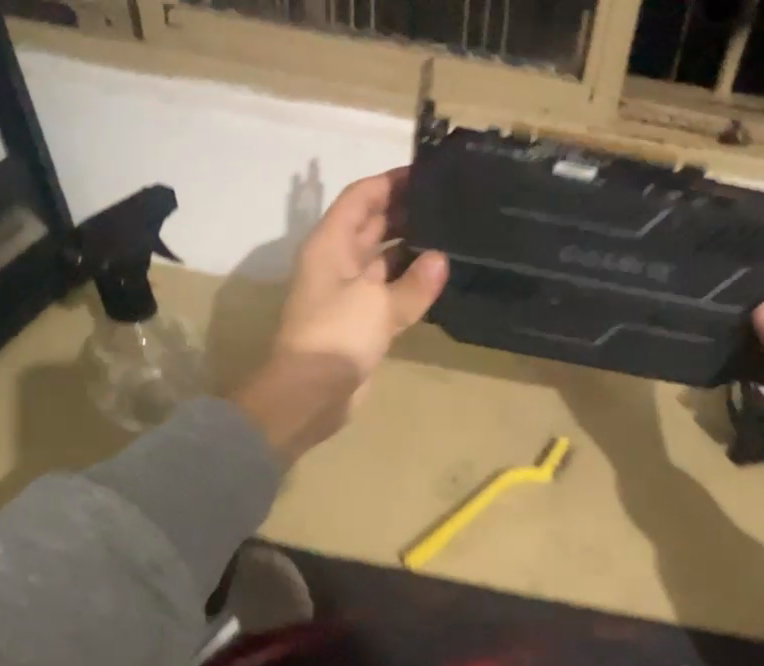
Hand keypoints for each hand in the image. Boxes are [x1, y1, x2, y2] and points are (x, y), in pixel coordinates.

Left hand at [228, 167, 448, 460]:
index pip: (361, 198)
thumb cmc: (336, 337)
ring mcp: (350, 294)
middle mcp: (338, 263)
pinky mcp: (361, 324)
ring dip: (412, 250)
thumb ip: (414, 283)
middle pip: (372, 226)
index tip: (427, 174)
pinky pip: (389, 294)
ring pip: (384, 260)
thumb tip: (441, 260)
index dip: (390, 182)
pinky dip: (411, 285)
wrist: (309, 394)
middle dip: (406, 213)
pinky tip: (440, 279)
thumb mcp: (378, 304)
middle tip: (449, 204)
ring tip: (453, 236)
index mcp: (331, 245)